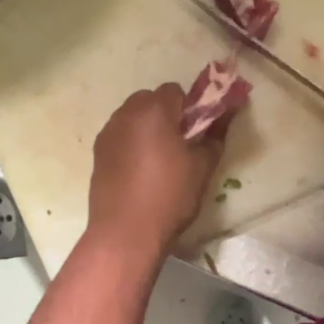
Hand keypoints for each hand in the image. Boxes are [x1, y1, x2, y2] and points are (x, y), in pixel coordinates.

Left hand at [86, 83, 224, 257]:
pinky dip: (132, 144)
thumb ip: (215, 135)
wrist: (125, 233)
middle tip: (180, 145)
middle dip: (166, 114)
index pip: (176, 90)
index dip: (190, 108)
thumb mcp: (202, 167)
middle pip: (150, 100)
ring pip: (132, 118)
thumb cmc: (169, 197)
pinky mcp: (97, 154)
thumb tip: (226, 114)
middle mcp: (126, 114)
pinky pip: (120, 137)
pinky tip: (140, 173)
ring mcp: (108, 133)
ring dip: (147, 128)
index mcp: (154, 110)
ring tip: (159, 161)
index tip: (197, 132)